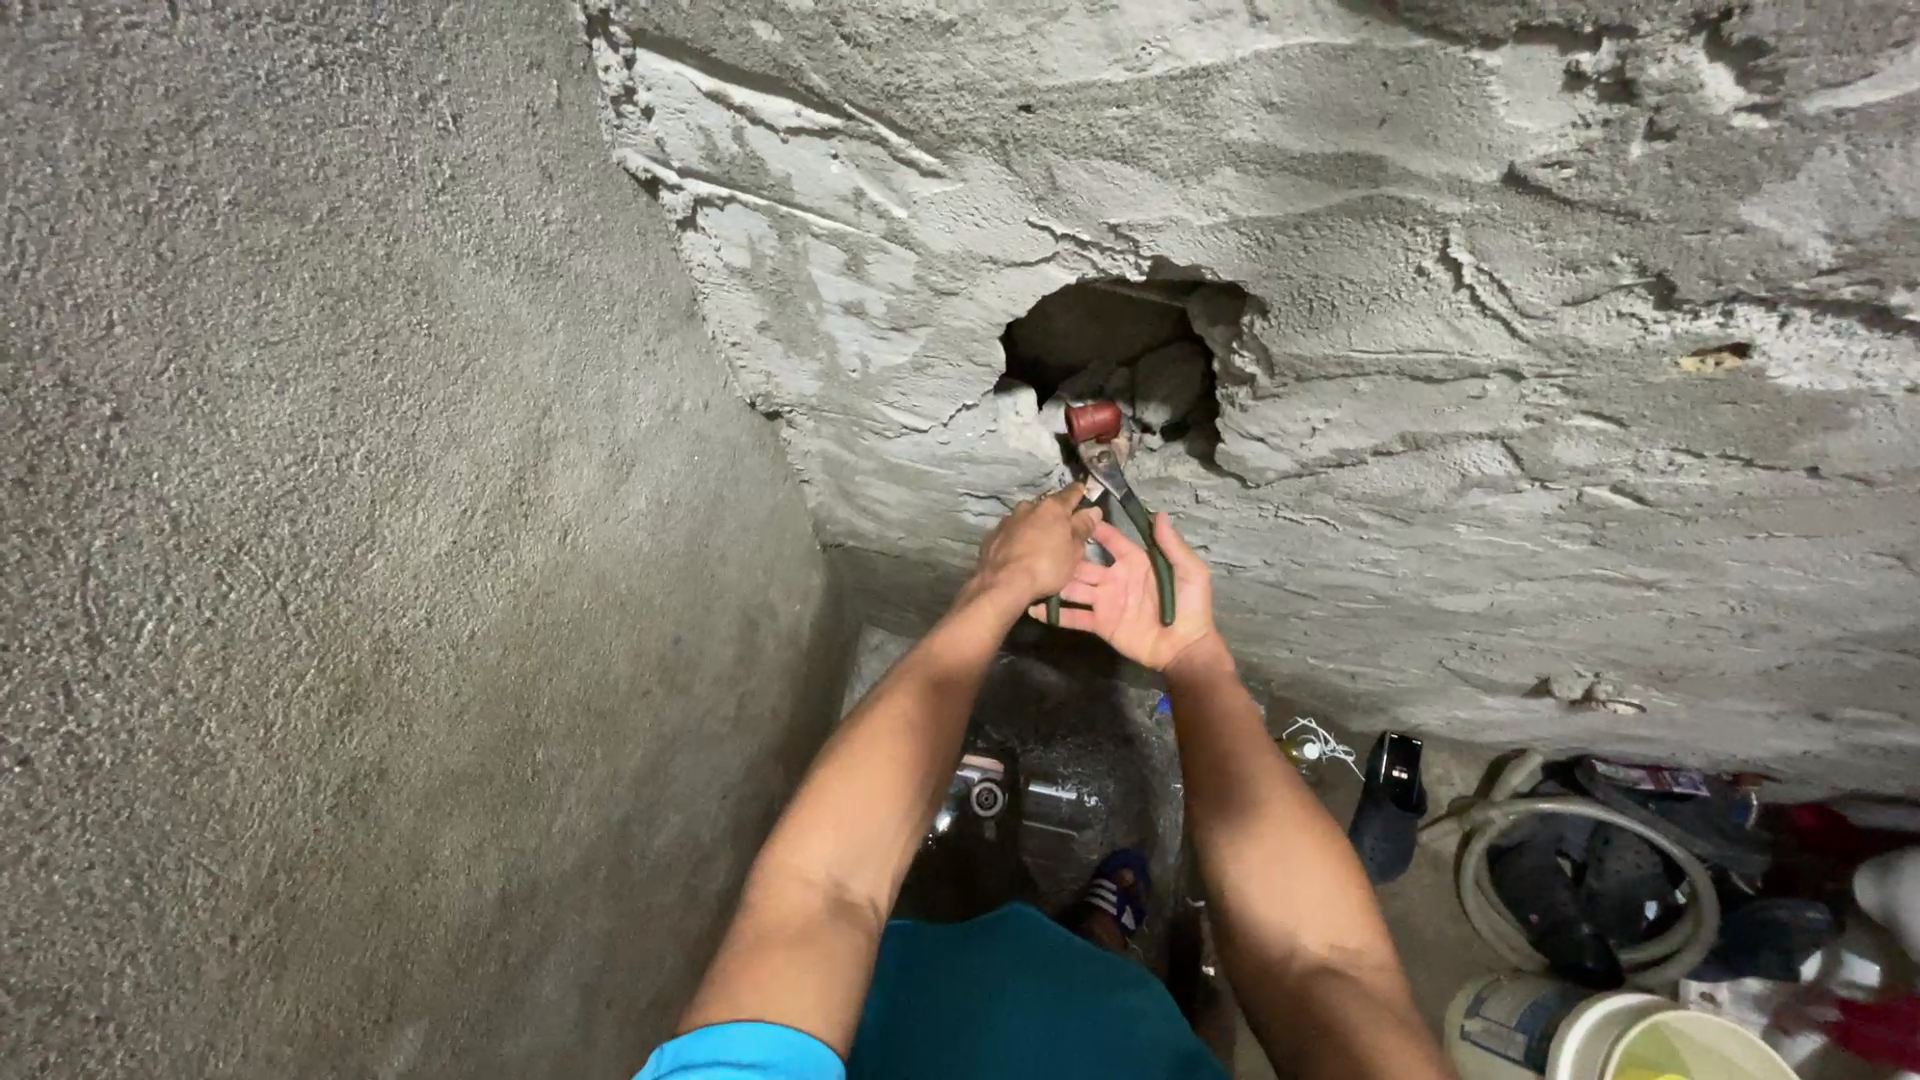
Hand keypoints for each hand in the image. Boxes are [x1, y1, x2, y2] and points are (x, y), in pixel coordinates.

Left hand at [973, 484, 1102, 603]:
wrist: (1003, 584)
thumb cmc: (1046, 567)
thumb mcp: (1073, 552)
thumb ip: (1082, 529)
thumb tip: (1093, 510)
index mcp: (1052, 508)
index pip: (1070, 493)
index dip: (1079, 492)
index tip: (1083, 490)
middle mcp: (1028, 507)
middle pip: (1046, 507)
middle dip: (1053, 514)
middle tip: (1060, 528)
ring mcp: (1007, 520)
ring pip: (1026, 518)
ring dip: (1033, 525)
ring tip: (1038, 542)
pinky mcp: (992, 535)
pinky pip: (1010, 532)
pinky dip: (1017, 537)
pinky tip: (1019, 551)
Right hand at [1028, 512, 1223, 672]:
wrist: (1185, 649)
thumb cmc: (1191, 607)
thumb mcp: (1190, 572)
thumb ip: (1172, 545)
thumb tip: (1158, 514)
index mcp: (1135, 562)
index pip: (1111, 541)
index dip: (1095, 530)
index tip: (1074, 518)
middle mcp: (1115, 578)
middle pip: (1084, 565)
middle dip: (1065, 558)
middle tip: (1042, 550)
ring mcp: (1105, 601)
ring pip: (1074, 589)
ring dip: (1056, 584)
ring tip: (1032, 578)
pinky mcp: (1100, 624)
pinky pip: (1074, 617)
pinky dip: (1055, 615)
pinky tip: (1034, 609)